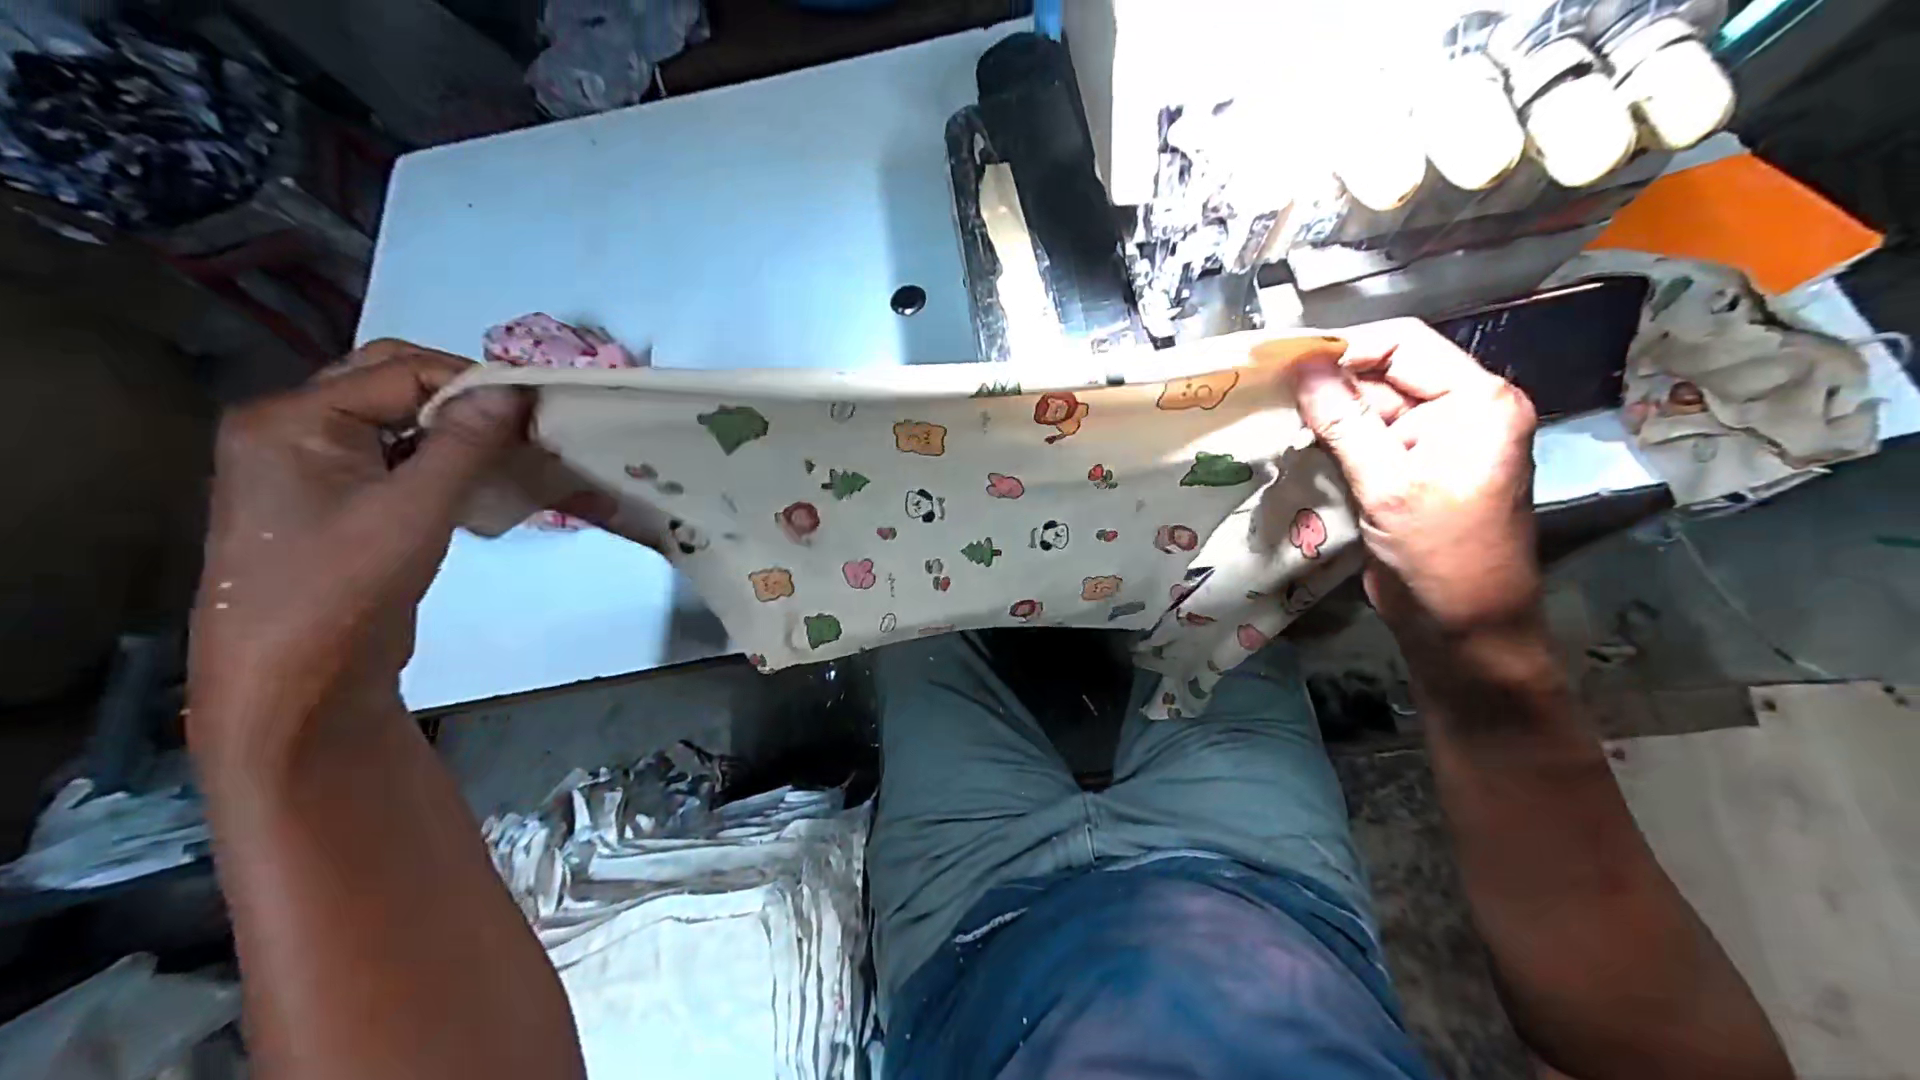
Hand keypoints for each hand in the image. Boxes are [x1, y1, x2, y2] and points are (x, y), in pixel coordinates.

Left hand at [187, 340, 526, 775]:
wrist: (296, 680)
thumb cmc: (346, 585)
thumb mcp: (416, 508)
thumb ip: (464, 442)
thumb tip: (513, 389)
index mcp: (291, 418)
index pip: (398, 369)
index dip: (470, 381)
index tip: (535, 406)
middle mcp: (290, 429)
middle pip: (389, 384)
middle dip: (460, 398)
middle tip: (521, 422)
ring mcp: (308, 467)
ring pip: (395, 422)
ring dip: (452, 429)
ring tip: (509, 448)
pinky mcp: (333, 502)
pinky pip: (393, 457)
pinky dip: (438, 458)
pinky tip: (477, 478)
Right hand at [1290, 318, 1539, 641]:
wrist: (1461, 624)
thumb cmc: (1440, 554)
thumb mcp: (1388, 484)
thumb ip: (1344, 420)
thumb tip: (1301, 365)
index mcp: (1476, 402)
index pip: (1404, 345)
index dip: (1343, 348)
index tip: (1284, 363)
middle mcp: (1458, 411)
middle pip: (1382, 375)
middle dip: (1327, 384)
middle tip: (1268, 394)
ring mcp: (1431, 442)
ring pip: (1366, 409)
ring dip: (1323, 415)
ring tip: (1273, 419)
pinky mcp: (1407, 469)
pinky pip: (1363, 439)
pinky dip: (1330, 440)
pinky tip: (1294, 445)